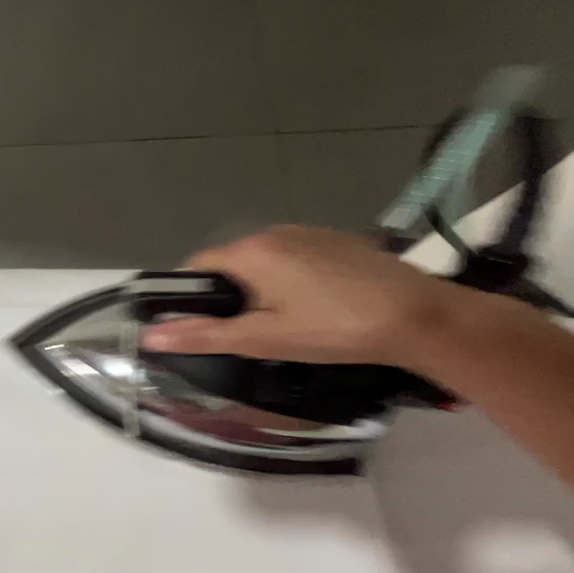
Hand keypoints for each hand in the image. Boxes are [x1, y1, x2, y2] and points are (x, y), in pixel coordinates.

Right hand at [140, 226, 473, 368]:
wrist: (425, 318)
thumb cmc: (335, 329)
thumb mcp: (261, 339)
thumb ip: (202, 335)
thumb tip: (148, 336)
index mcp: (249, 253)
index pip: (194, 268)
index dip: (190, 298)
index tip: (204, 327)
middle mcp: (274, 233)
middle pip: (228, 264)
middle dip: (228, 295)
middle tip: (248, 332)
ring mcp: (310, 234)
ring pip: (262, 262)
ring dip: (259, 287)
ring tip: (284, 322)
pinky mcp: (339, 242)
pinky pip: (294, 258)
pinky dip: (290, 280)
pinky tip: (315, 307)